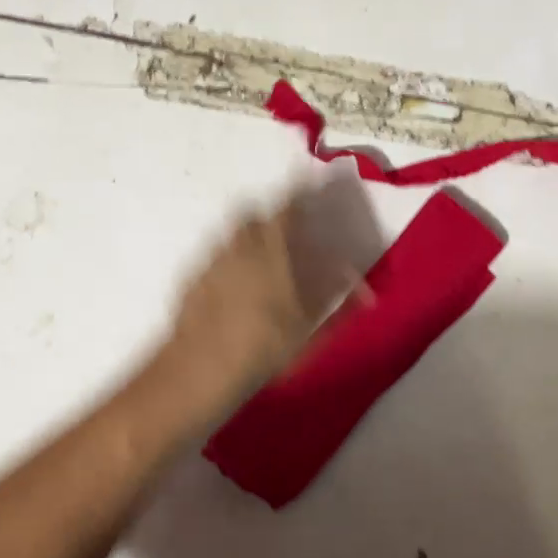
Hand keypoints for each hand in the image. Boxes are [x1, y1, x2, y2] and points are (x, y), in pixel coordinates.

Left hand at [161, 195, 348, 408]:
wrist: (195, 372)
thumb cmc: (260, 350)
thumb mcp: (309, 331)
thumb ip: (338, 304)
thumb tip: (367, 290)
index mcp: (270, 249)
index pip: (288, 205)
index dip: (301, 191)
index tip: (312, 185)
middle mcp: (237, 246)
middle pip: (253, 214)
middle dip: (270, 214)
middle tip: (287, 230)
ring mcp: (208, 261)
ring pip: (230, 234)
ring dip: (247, 236)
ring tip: (262, 257)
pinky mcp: (190, 280)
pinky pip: (213, 256)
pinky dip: (228, 260)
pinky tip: (235, 286)